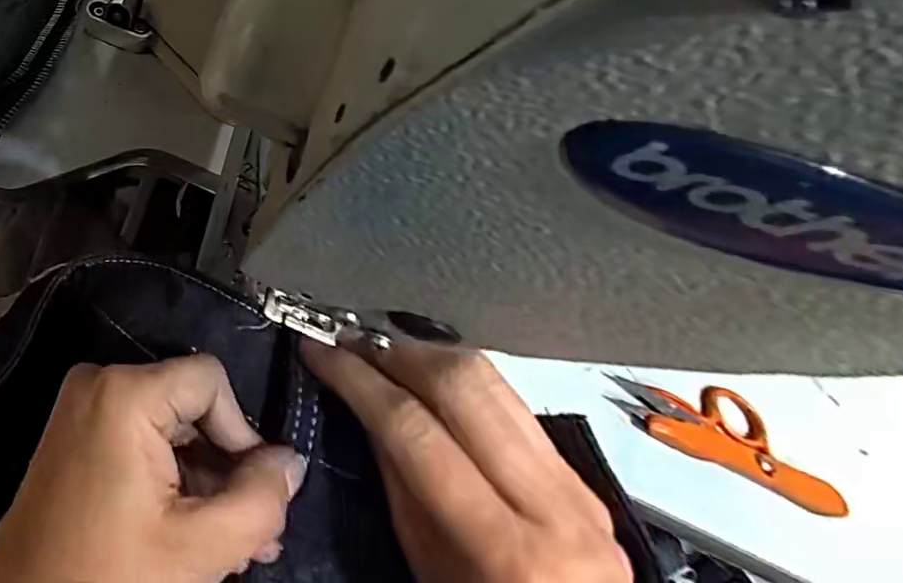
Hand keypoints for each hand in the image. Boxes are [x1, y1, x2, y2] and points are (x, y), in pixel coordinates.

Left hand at [0, 354, 306, 582]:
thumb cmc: (107, 575)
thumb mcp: (196, 548)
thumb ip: (258, 501)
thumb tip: (292, 462)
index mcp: (125, 392)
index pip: (210, 381)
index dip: (241, 432)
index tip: (253, 490)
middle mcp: (102, 381)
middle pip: (192, 405)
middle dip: (228, 466)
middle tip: (256, 529)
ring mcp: (86, 403)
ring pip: (171, 425)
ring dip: (205, 478)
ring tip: (235, 541)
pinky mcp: (79, 428)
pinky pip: (143, 435)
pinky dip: (173, 474)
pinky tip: (195, 526)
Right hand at [303, 339, 627, 582]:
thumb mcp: (428, 572)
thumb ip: (399, 484)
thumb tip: (364, 406)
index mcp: (505, 550)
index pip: (414, 429)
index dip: (358, 380)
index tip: (321, 353)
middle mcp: (551, 506)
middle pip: (460, 383)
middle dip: (394, 351)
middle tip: (349, 342)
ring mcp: (575, 486)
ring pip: (490, 378)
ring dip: (426, 352)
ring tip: (382, 350)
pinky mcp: (581, 476)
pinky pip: (510, 400)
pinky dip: (459, 378)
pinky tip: (429, 378)